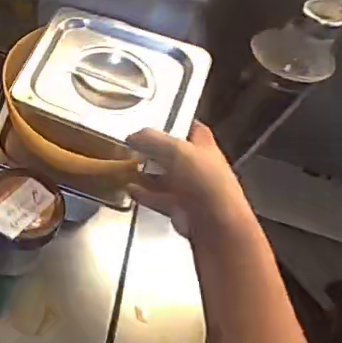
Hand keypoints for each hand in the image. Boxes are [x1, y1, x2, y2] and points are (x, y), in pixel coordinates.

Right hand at [127, 122, 257, 240]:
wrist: (213, 220)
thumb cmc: (204, 180)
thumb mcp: (175, 149)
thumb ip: (151, 139)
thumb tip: (133, 137)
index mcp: (204, 144)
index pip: (188, 127)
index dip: (172, 122)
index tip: (152, 122)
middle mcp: (198, 164)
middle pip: (172, 152)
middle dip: (152, 150)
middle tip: (133, 146)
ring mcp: (188, 186)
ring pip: (163, 175)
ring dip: (146, 172)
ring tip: (128, 166)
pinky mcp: (178, 205)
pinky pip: (156, 196)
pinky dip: (143, 193)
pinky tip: (130, 189)